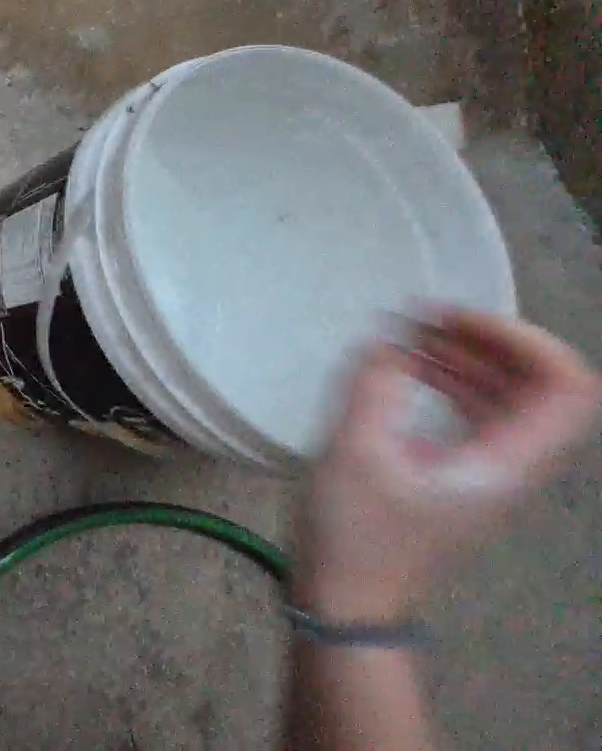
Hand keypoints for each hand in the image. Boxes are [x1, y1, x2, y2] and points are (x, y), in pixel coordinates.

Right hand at [296, 309, 601, 621]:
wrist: (350, 593)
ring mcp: (486, 470)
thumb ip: (375, 390)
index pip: (563, 386)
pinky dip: (447, 382)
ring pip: (507, 398)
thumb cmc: (356, 528)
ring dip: (465, 359)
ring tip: (407, 336)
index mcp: (506, 461)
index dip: (516, 339)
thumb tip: (390, 342)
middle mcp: (512, 463)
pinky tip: (403, 372)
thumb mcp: (355, 452)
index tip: (445, 318)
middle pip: (540, 387)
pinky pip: (474, 415)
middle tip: (419, 319)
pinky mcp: (454, 473)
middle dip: (485, 341)